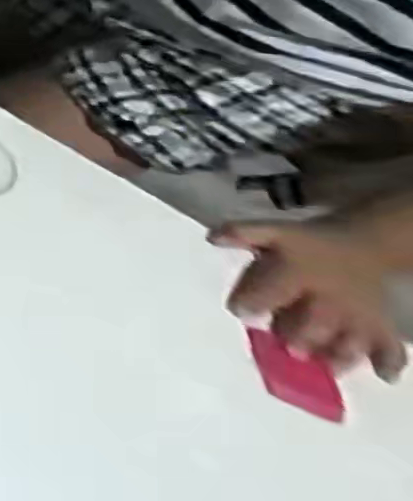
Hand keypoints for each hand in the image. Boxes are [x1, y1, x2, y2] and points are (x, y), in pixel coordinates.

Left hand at [211, 221, 407, 379]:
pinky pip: (392, 346)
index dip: (254, 300)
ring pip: (353, 339)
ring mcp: (361, 314)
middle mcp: (331, 297)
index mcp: (297, 273)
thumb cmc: (302, 243)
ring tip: (326, 369)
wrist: (360, 246)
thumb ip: (240, 233)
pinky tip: (383, 376)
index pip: (273, 288)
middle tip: (289, 349)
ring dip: (340, 355)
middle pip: (317, 321)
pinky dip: (389, 362)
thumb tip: (212, 238)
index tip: (238, 312)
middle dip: (302, 336)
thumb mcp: (268, 230)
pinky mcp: (383, 326)